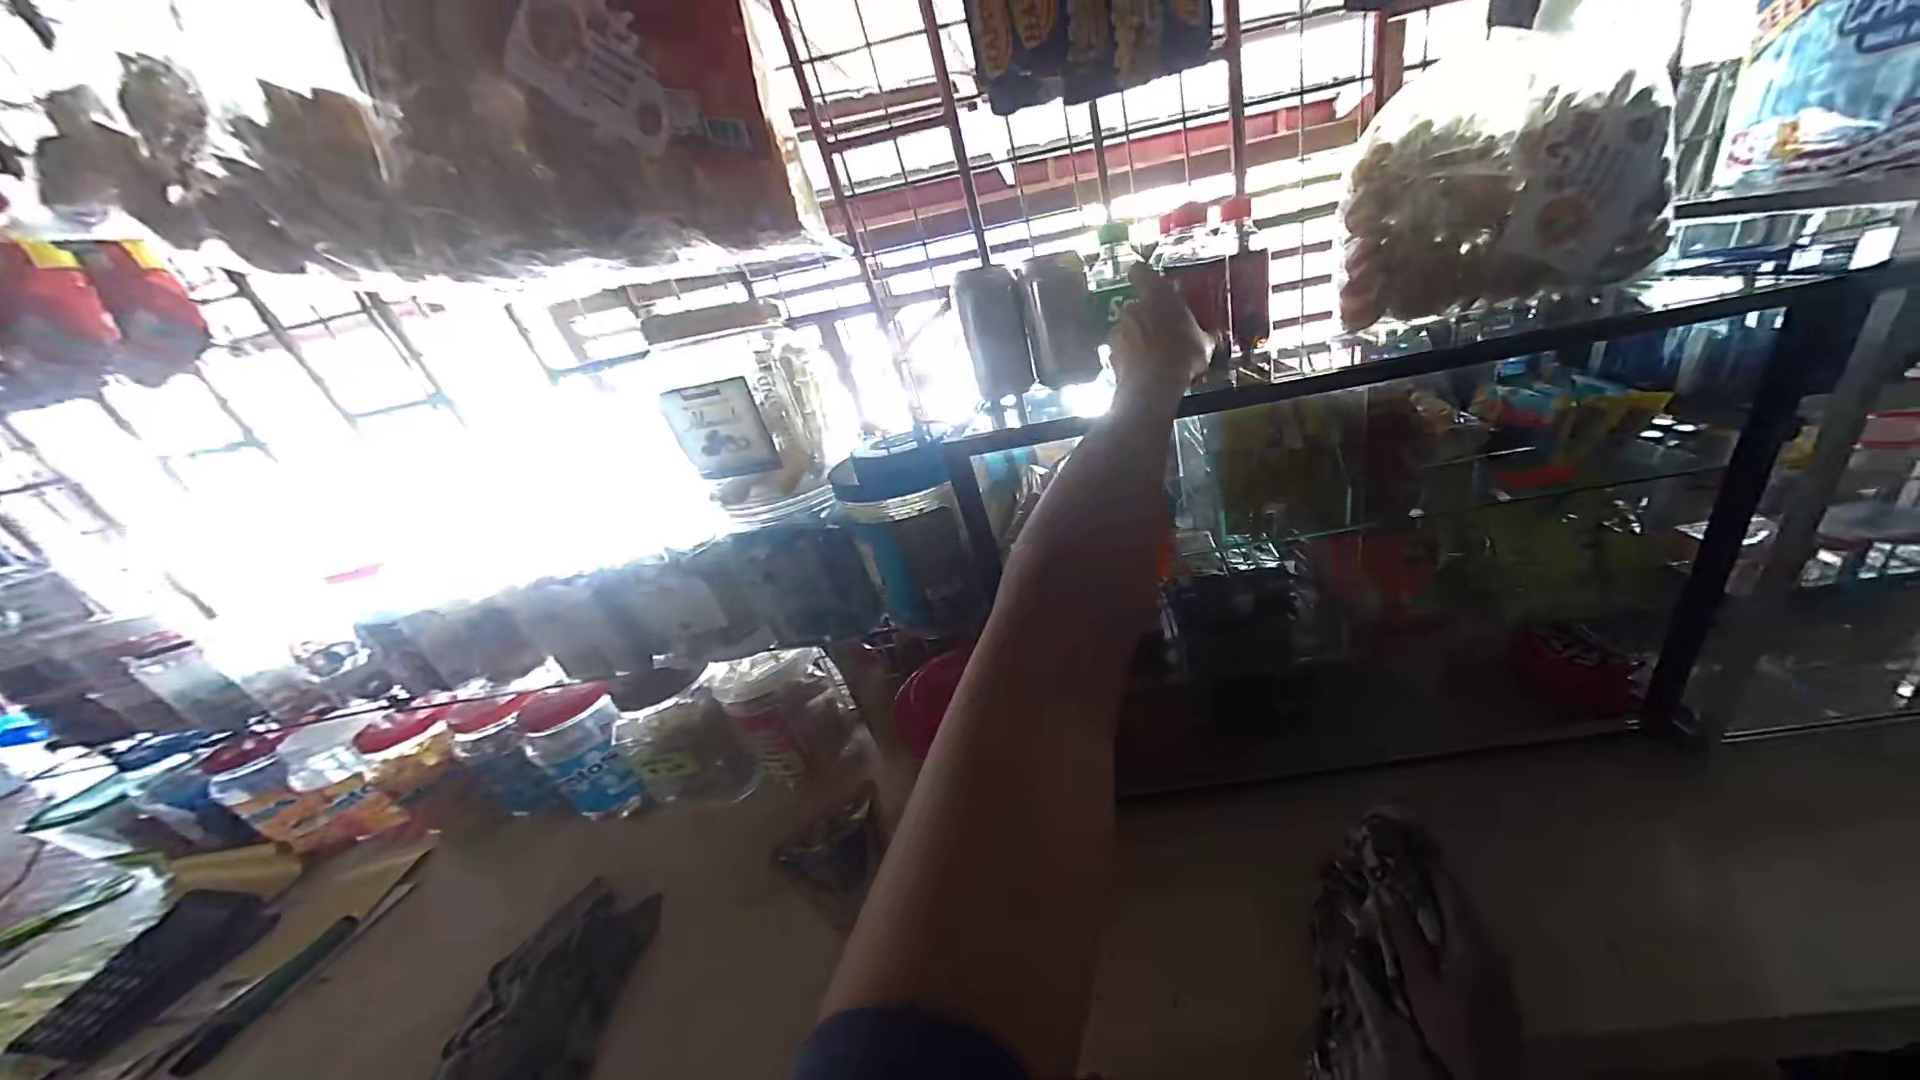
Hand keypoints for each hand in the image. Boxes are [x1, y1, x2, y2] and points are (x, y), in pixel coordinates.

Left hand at [1109, 263, 1208, 394]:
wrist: (1152, 386)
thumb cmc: (1183, 356)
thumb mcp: (1203, 342)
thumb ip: (1201, 332)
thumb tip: (1211, 334)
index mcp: (1156, 297)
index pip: (1141, 272)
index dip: (1142, 275)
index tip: (1148, 283)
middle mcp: (1132, 309)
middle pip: (1136, 306)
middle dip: (1146, 317)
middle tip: (1161, 332)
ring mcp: (1117, 331)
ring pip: (1126, 329)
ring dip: (1135, 338)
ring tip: (1151, 356)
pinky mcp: (1109, 354)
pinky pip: (1120, 351)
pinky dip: (1128, 357)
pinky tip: (1141, 369)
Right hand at [1379, 870, 1525, 1079]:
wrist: (1488, 1079)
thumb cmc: (1449, 1028)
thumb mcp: (1419, 981)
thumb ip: (1404, 934)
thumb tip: (1386, 890)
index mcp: (1472, 943)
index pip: (1450, 890)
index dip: (1427, 866)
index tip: (1403, 847)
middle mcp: (1492, 947)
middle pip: (1460, 903)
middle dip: (1429, 883)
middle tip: (1397, 868)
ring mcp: (1501, 966)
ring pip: (1466, 921)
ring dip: (1439, 905)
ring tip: (1407, 893)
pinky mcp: (1500, 982)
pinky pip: (1473, 939)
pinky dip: (1449, 925)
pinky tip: (1430, 930)